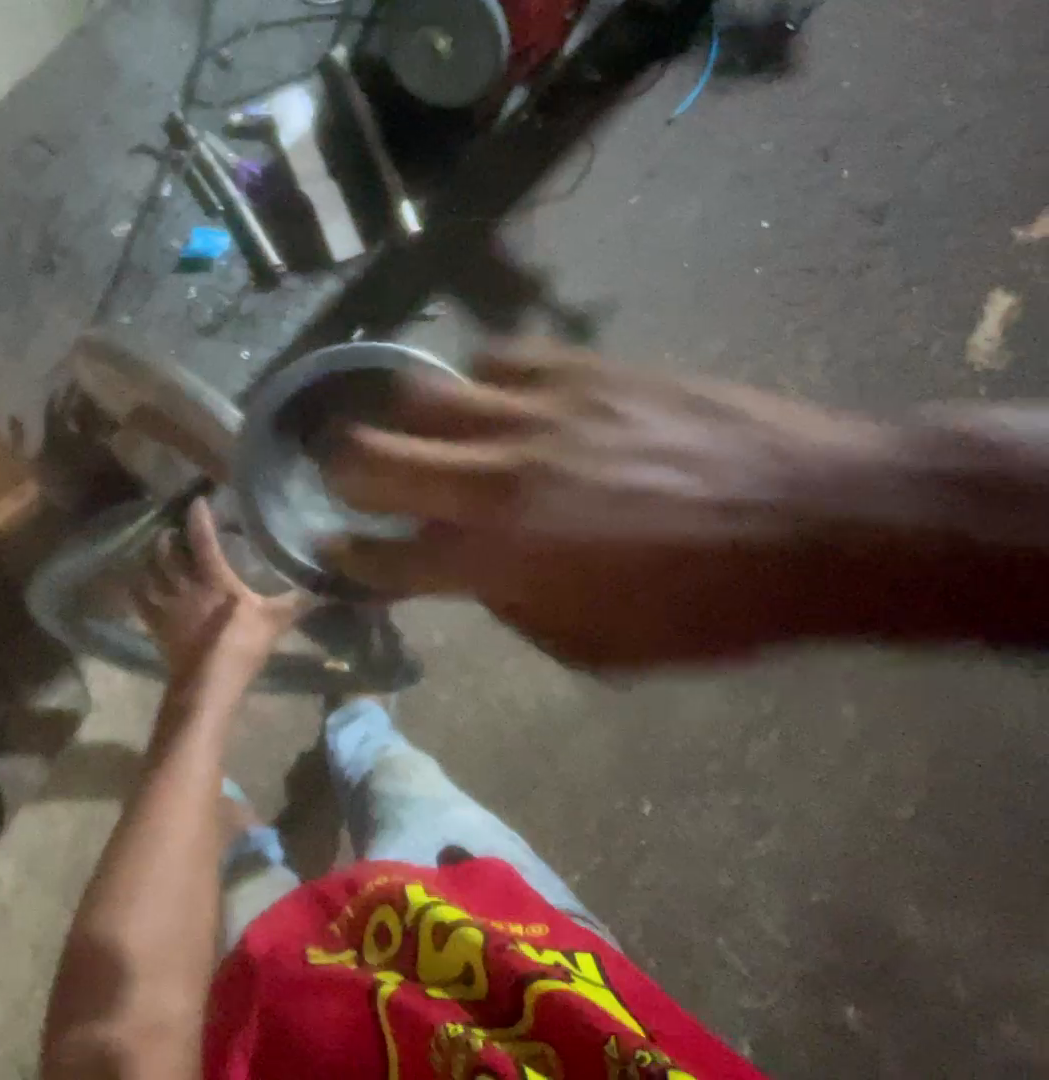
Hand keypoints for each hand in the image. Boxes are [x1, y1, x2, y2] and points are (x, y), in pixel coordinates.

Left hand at [132, 498, 301, 681]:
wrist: (208, 684)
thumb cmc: (242, 648)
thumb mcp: (275, 622)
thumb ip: (297, 603)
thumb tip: (328, 588)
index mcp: (214, 579)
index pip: (202, 538)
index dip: (199, 516)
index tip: (197, 500)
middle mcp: (184, 585)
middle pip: (166, 552)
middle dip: (167, 537)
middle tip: (171, 530)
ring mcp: (166, 605)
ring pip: (148, 572)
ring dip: (149, 559)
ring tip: (153, 552)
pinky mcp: (155, 624)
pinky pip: (139, 600)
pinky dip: (136, 588)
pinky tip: (137, 583)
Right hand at [324, 339, 895, 669]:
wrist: (826, 520)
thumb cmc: (706, 607)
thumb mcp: (589, 644)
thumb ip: (506, 602)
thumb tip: (471, 571)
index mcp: (492, 560)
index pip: (378, 553)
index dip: (342, 554)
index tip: (330, 548)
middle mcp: (492, 481)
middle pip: (365, 457)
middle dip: (339, 472)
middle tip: (349, 477)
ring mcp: (533, 415)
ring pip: (418, 395)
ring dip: (406, 420)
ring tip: (422, 430)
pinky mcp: (579, 370)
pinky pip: (495, 358)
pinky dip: (482, 383)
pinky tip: (501, 401)